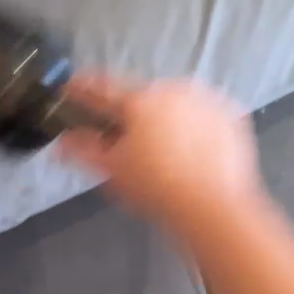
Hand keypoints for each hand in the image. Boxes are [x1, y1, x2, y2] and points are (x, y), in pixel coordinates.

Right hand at [56, 75, 268, 231]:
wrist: (213, 205)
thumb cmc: (155, 188)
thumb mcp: (112, 171)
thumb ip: (83, 150)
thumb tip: (61, 141)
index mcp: (140, 99)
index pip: (103, 88)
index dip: (83, 89)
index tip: (70, 87)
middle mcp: (174, 88)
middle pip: (144, 99)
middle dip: (132, 115)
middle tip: (126, 143)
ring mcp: (207, 98)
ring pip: (175, 105)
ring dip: (165, 121)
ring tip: (163, 154)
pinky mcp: (232, 115)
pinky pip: (203, 116)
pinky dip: (193, 129)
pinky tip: (190, 153)